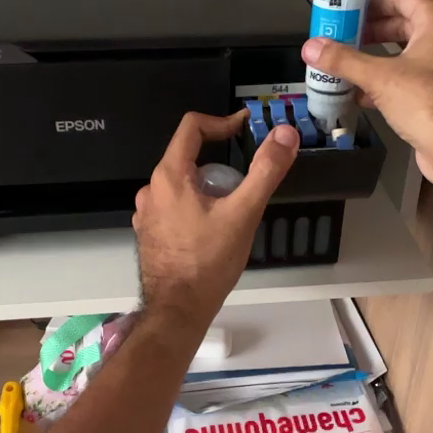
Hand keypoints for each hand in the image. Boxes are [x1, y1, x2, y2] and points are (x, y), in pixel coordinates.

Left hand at [134, 112, 299, 331]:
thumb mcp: (244, 213)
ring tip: (229, 214)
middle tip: (243, 187)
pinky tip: (209, 234)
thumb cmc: (208, 261)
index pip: (191, 127)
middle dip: (219, 165)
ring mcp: (147, 214)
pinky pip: (174, 208)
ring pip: (181, 186)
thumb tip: (285, 134)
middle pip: (188, 158)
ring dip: (206, 189)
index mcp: (170, 175)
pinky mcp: (150, 234)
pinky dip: (193, 210)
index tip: (244, 131)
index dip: (222, 122)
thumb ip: (265, 171)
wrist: (178, 309)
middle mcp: (152, 189)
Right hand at [301, 0, 432, 191]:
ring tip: (351, 64)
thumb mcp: (378, 78)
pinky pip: (417, 74)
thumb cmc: (427, 104)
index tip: (348, 10)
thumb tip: (312, 48)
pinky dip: (392, 78)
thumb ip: (343, 60)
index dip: (372, 1)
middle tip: (344, 37)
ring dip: (380, 56)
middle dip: (372, 30)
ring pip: (410, 50)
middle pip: (406, 22)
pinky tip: (365, 94)